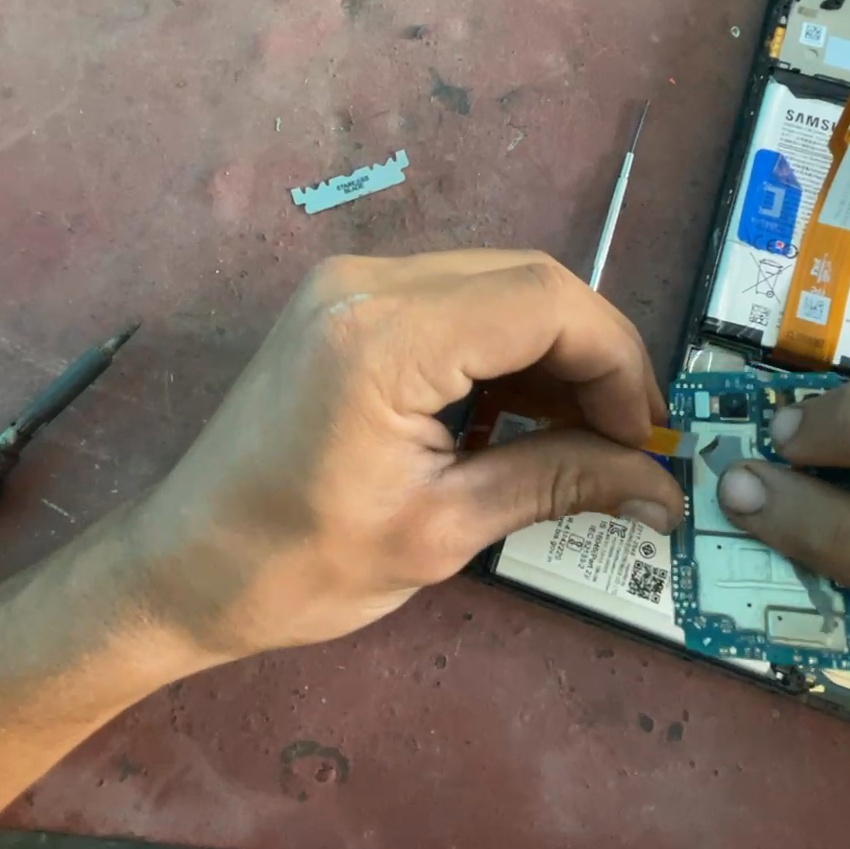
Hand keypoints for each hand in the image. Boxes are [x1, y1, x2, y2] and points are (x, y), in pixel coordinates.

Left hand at [121, 251, 683, 657]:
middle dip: (592, 355)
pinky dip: (503, 349)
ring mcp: (351, 282)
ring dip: (551, 352)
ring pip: (498, 286)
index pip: (544, 302)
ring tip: (578, 432)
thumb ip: (559, 484)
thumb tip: (664, 487)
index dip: (615, 361)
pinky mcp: (347, 301)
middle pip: (528, 282)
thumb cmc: (299, 567)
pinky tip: (517, 410)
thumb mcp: (442, 531)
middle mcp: (367, 281)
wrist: (185, 564)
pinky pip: (456, 302)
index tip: (639, 437)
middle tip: (621, 437)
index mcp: (385, 337)